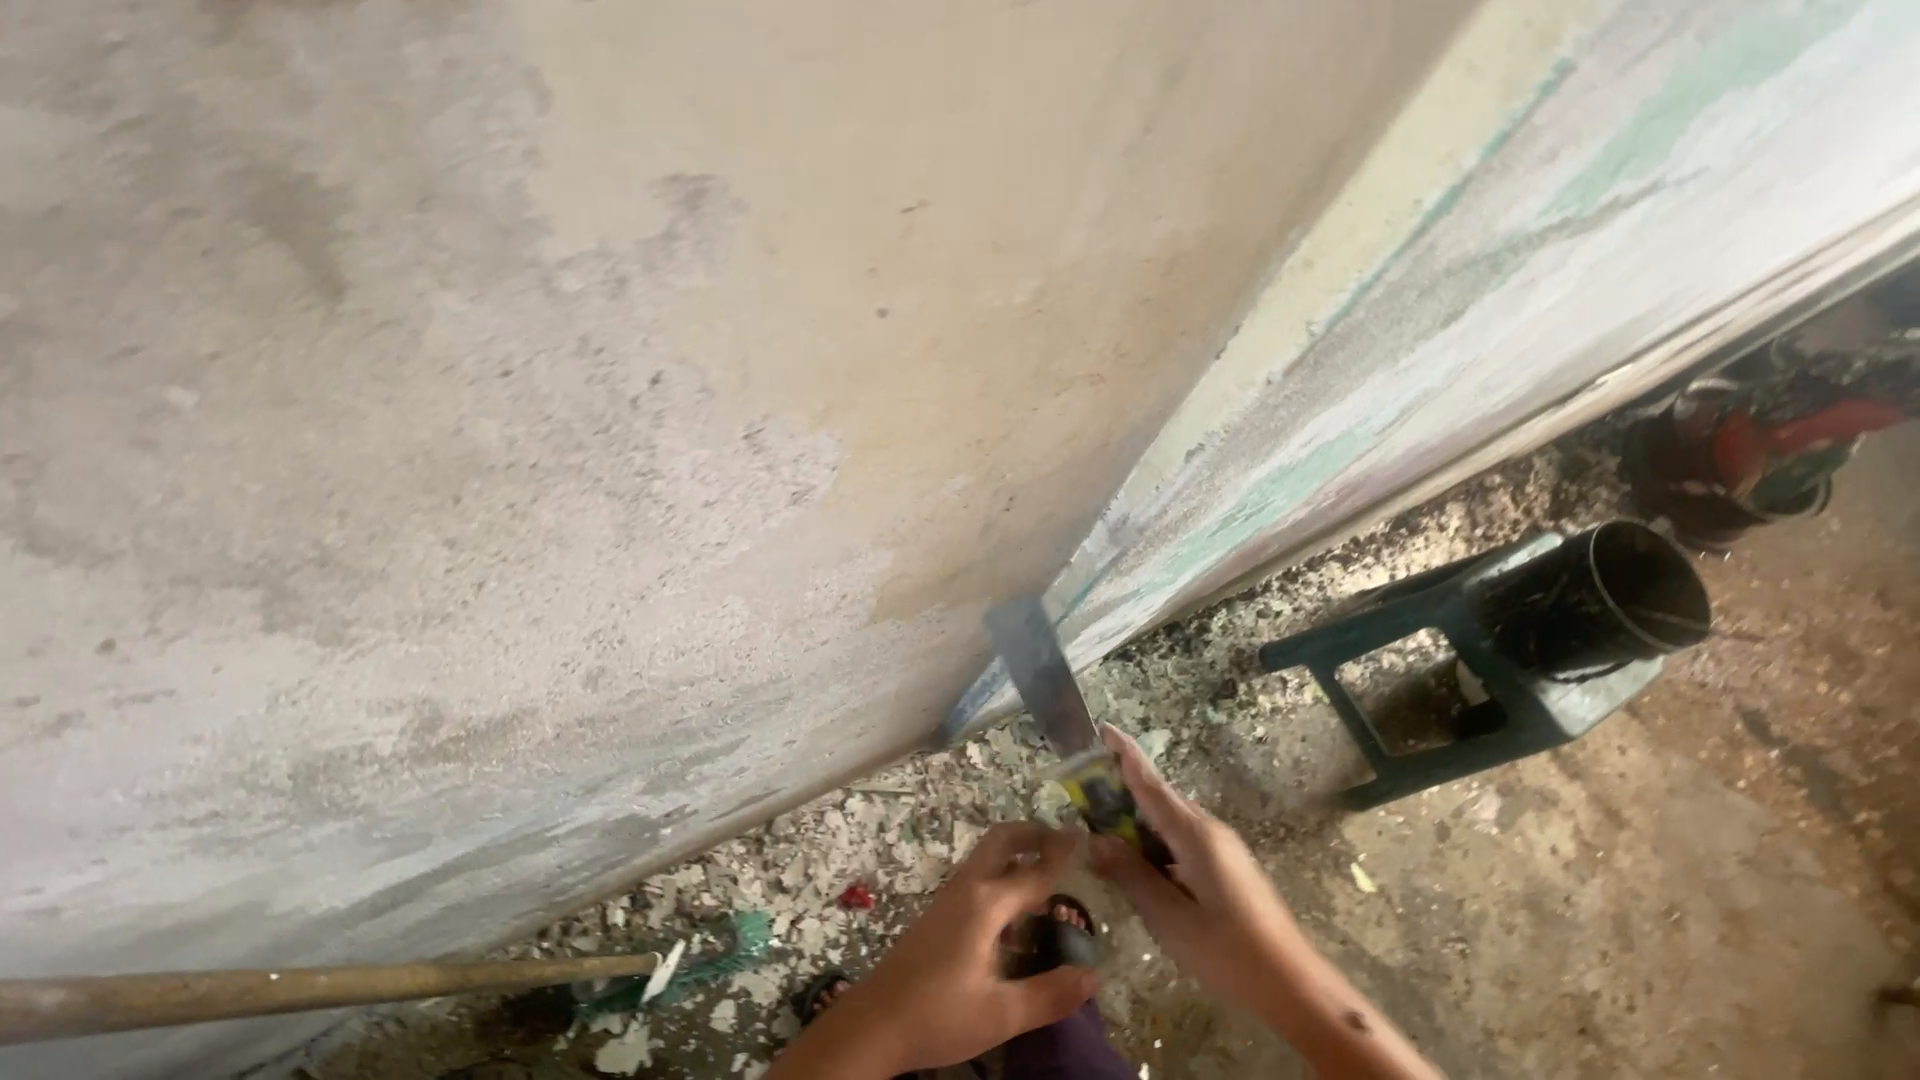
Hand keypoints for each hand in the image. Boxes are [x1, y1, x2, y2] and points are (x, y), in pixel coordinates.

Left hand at [769, 823, 1098, 1078]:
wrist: (873, 1024)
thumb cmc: (937, 1015)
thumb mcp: (1000, 1014)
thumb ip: (1049, 994)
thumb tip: (1092, 976)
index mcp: (985, 904)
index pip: (1034, 871)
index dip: (1062, 853)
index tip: (1086, 836)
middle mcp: (966, 889)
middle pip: (1001, 841)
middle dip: (1033, 834)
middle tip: (1063, 842)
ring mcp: (947, 899)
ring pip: (986, 858)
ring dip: (1016, 853)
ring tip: (1047, 873)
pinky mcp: (937, 914)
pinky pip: (977, 878)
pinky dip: (1002, 874)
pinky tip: (1015, 911)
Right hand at [1091, 725, 1443, 1079]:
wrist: (1291, 984)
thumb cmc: (1227, 951)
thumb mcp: (1169, 917)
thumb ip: (1130, 874)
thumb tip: (1094, 841)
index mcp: (1195, 834)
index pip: (1150, 784)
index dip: (1125, 755)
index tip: (1103, 728)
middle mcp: (1209, 831)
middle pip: (1157, 800)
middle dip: (1121, 792)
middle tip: (1082, 796)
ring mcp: (1221, 849)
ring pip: (1168, 824)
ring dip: (1135, 824)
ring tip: (1100, 834)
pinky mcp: (1225, 868)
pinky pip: (1180, 843)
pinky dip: (1153, 845)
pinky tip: (1137, 867)